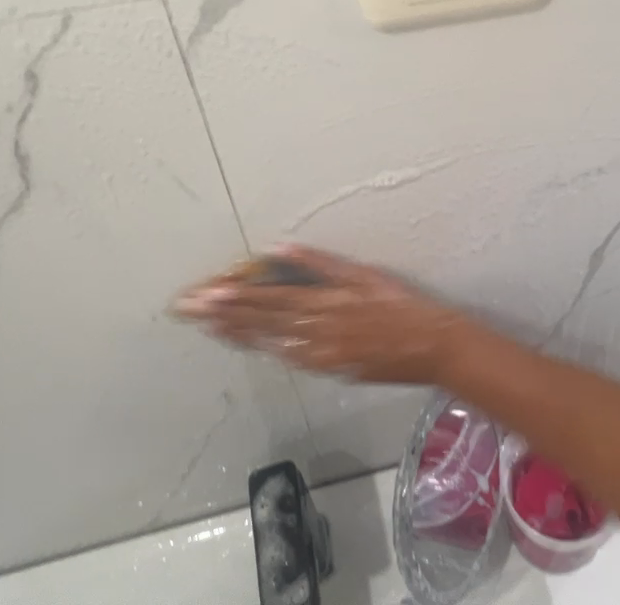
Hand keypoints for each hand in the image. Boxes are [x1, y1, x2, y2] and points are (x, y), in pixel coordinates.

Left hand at [171, 245, 470, 383]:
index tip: (203, 293)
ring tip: (206, 326)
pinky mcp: (329, 368)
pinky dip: (264, 348)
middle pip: (261, 321)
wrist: (431, 346)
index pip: (269, 297)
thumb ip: (322, 264)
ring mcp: (319, 353)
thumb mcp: (365, 275)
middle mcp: (315, 330)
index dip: (234, 296)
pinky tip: (248, 344)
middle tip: (187, 311)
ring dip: (236, 333)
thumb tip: (281, 251)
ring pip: (269, 340)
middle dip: (223, 315)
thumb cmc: (401, 304)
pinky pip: (289, 356)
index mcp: (324, 302)